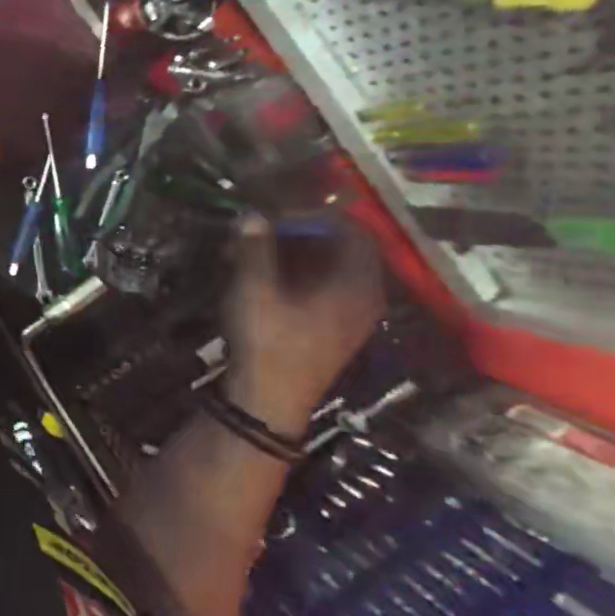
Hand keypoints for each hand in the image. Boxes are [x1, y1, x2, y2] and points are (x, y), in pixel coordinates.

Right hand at [221, 215, 385, 433]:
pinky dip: (294, 273)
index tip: (277, 217)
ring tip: (250, 252)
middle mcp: (364, 298)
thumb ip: (256, 247)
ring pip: (328, 267)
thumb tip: (252, 214)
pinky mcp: (333, 330)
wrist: (269, 401)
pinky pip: (322, 286)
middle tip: (259, 232)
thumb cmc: (268, 340)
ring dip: (291, 253)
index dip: (315, 216)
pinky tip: (259, 276)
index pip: (354, 230)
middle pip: (341, 248)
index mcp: (356, 284)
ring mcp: (350, 316)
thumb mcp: (256, 288)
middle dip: (298, 233)